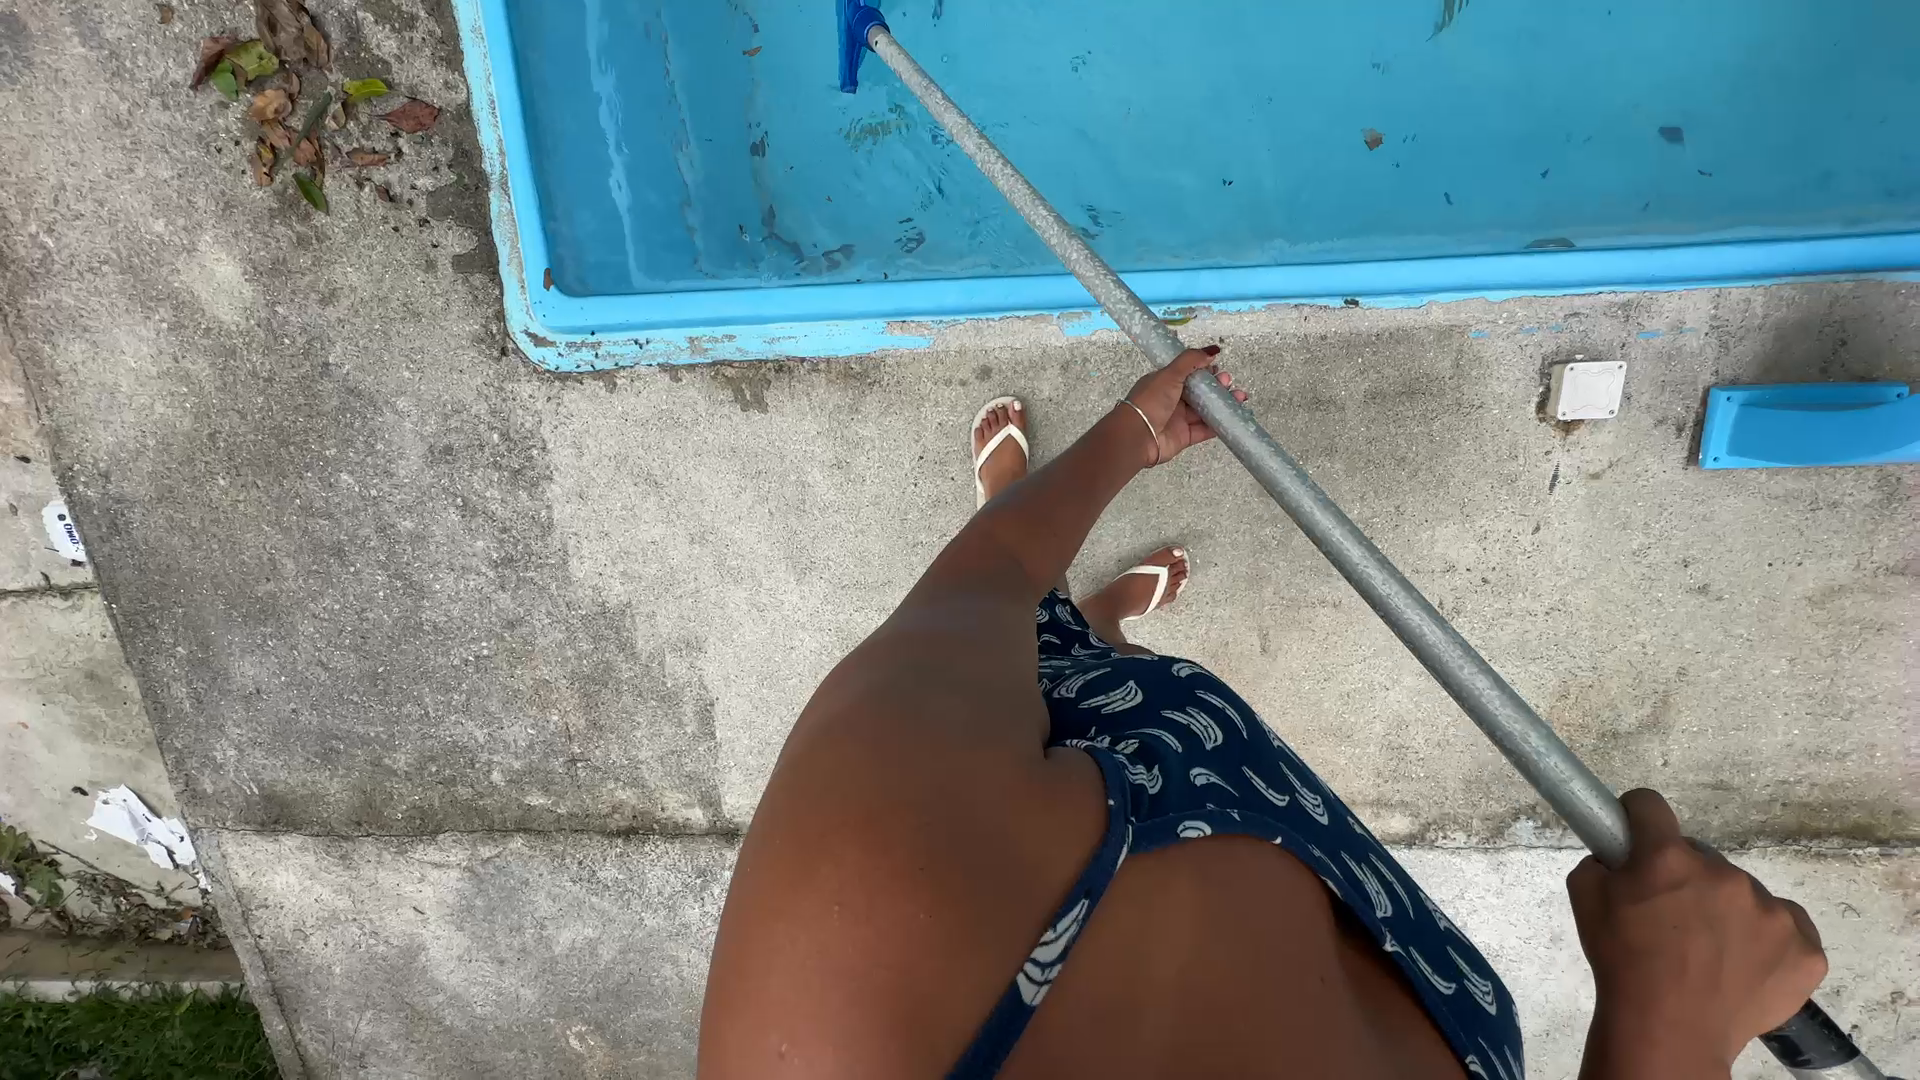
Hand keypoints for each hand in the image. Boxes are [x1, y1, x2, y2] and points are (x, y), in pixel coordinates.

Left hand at [1120, 345, 1247, 466]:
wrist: (1137, 436)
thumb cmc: (1150, 401)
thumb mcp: (1169, 374)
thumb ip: (1191, 360)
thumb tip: (1213, 350)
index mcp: (1164, 383)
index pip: (1188, 374)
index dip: (1205, 371)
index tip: (1217, 369)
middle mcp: (1171, 400)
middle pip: (1199, 392)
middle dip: (1217, 387)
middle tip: (1228, 383)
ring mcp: (1178, 419)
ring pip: (1205, 410)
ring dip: (1223, 404)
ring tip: (1240, 398)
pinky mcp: (1184, 437)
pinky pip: (1204, 429)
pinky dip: (1219, 424)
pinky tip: (1233, 416)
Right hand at [1569, 789, 1827, 1076]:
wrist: (1669, 1023)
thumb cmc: (1618, 954)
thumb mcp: (1582, 893)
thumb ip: (1603, 862)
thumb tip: (1622, 858)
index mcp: (1666, 858)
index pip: (1649, 804)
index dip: (1635, 815)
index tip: (1631, 834)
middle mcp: (1724, 874)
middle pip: (1700, 855)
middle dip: (1682, 872)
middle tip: (1666, 909)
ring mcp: (1773, 913)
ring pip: (1742, 890)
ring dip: (1722, 903)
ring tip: (1706, 943)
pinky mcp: (1808, 950)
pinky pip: (1785, 922)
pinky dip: (1763, 932)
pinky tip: (1742, 956)